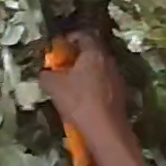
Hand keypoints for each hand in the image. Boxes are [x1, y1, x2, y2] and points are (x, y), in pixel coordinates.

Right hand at [40, 31, 135, 161]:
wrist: (106, 130)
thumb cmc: (79, 101)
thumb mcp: (54, 87)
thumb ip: (46, 75)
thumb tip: (44, 73)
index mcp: (94, 52)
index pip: (83, 35)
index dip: (69, 38)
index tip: (58, 47)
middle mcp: (108, 60)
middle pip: (92, 50)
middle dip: (77, 55)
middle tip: (63, 64)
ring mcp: (117, 76)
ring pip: (99, 66)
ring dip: (86, 70)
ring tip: (72, 81)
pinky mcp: (120, 92)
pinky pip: (104, 81)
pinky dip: (94, 83)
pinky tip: (85, 96)